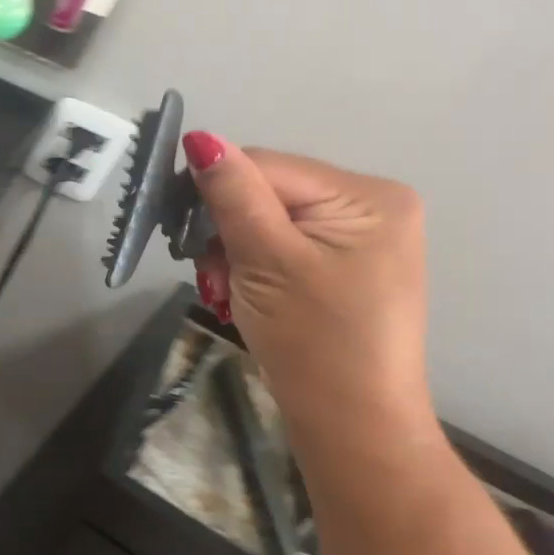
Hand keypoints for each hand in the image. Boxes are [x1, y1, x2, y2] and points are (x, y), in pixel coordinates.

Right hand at [184, 136, 433, 439]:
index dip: (212, 191)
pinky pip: (278, 236)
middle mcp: (370, 202)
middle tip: (209, 268)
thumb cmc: (313, 337)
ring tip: (225, 284)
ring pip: (262, 212)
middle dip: (223, 224)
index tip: (183, 235)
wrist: (350, 416)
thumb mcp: (264, 258)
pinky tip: (241, 286)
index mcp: (367, 196)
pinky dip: (248, 257)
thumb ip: (232, 194)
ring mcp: (359, 232)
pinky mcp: (342, 258)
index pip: (262, 165)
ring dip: (229, 244)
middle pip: (263, 187)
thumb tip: (199, 138)